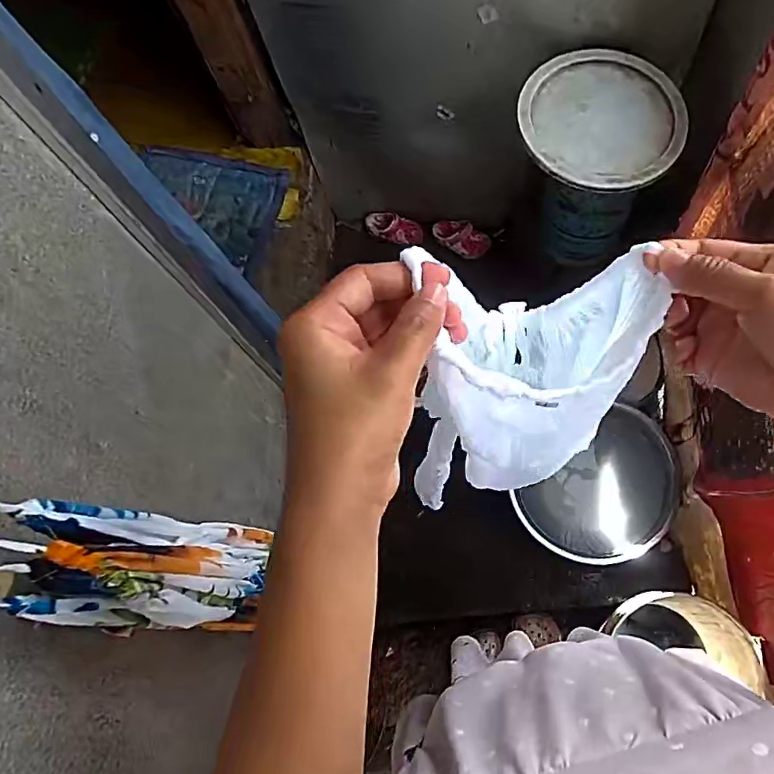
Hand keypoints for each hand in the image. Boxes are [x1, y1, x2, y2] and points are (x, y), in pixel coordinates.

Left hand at [279, 260, 466, 510]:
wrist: (341, 496)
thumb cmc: (357, 432)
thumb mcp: (392, 372)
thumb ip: (418, 324)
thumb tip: (438, 288)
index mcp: (315, 325)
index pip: (363, 281)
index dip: (405, 276)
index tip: (445, 283)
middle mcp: (321, 339)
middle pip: (373, 303)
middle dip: (416, 306)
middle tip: (457, 317)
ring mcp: (337, 365)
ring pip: (383, 330)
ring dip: (417, 330)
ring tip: (455, 336)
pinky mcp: (354, 388)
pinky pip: (384, 356)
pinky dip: (410, 352)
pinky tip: (438, 355)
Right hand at [645, 239, 773, 419]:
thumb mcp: (763, 290)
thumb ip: (709, 275)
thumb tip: (664, 259)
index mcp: (757, 265)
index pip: (705, 253)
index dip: (674, 257)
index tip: (646, 264)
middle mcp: (737, 294)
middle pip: (686, 285)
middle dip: (669, 292)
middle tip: (664, 301)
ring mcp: (725, 328)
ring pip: (680, 318)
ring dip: (670, 321)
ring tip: (678, 327)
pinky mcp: (715, 360)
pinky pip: (682, 350)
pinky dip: (676, 350)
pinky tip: (683, 351)